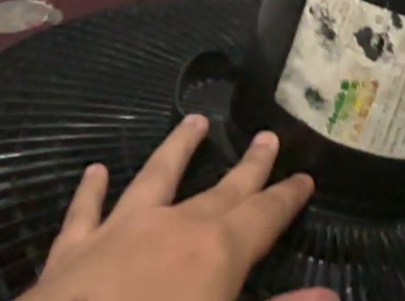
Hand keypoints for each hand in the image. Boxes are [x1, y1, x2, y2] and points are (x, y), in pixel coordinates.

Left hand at [19, 114, 329, 300]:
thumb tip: (331, 292)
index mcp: (216, 252)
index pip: (263, 216)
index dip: (286, 197)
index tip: (305, 177)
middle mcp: (175, 227)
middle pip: (221, 191)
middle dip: (248, 167)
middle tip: (266, 136)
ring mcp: (121, 231)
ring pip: (156, 177)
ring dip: (177, 149)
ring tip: (193, 120)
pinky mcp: (73, 250)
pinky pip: (86, 210)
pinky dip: (91, 188)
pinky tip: (94, 169)